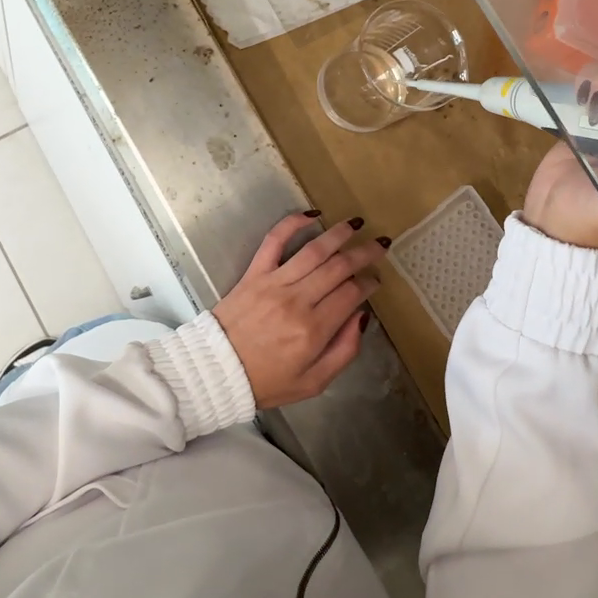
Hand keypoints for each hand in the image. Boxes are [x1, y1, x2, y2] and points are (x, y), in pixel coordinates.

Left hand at [212, 215, 385, 408]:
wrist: (217, 370)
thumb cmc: (267, 381)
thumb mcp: (314, 382)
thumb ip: (344, 351)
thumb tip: (361, 317)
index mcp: (314, 330)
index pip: (352, 294)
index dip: (369, 283)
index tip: (376, 279)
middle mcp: (297, 301)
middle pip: (339, 268)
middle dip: (364, 254)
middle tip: (380, 244)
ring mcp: (274, 283)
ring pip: (314, 250)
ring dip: (338, 234)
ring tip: (355, 224)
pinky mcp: (254, 273)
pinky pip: (274, 241)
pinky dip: (291, 224)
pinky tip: (310, 215)